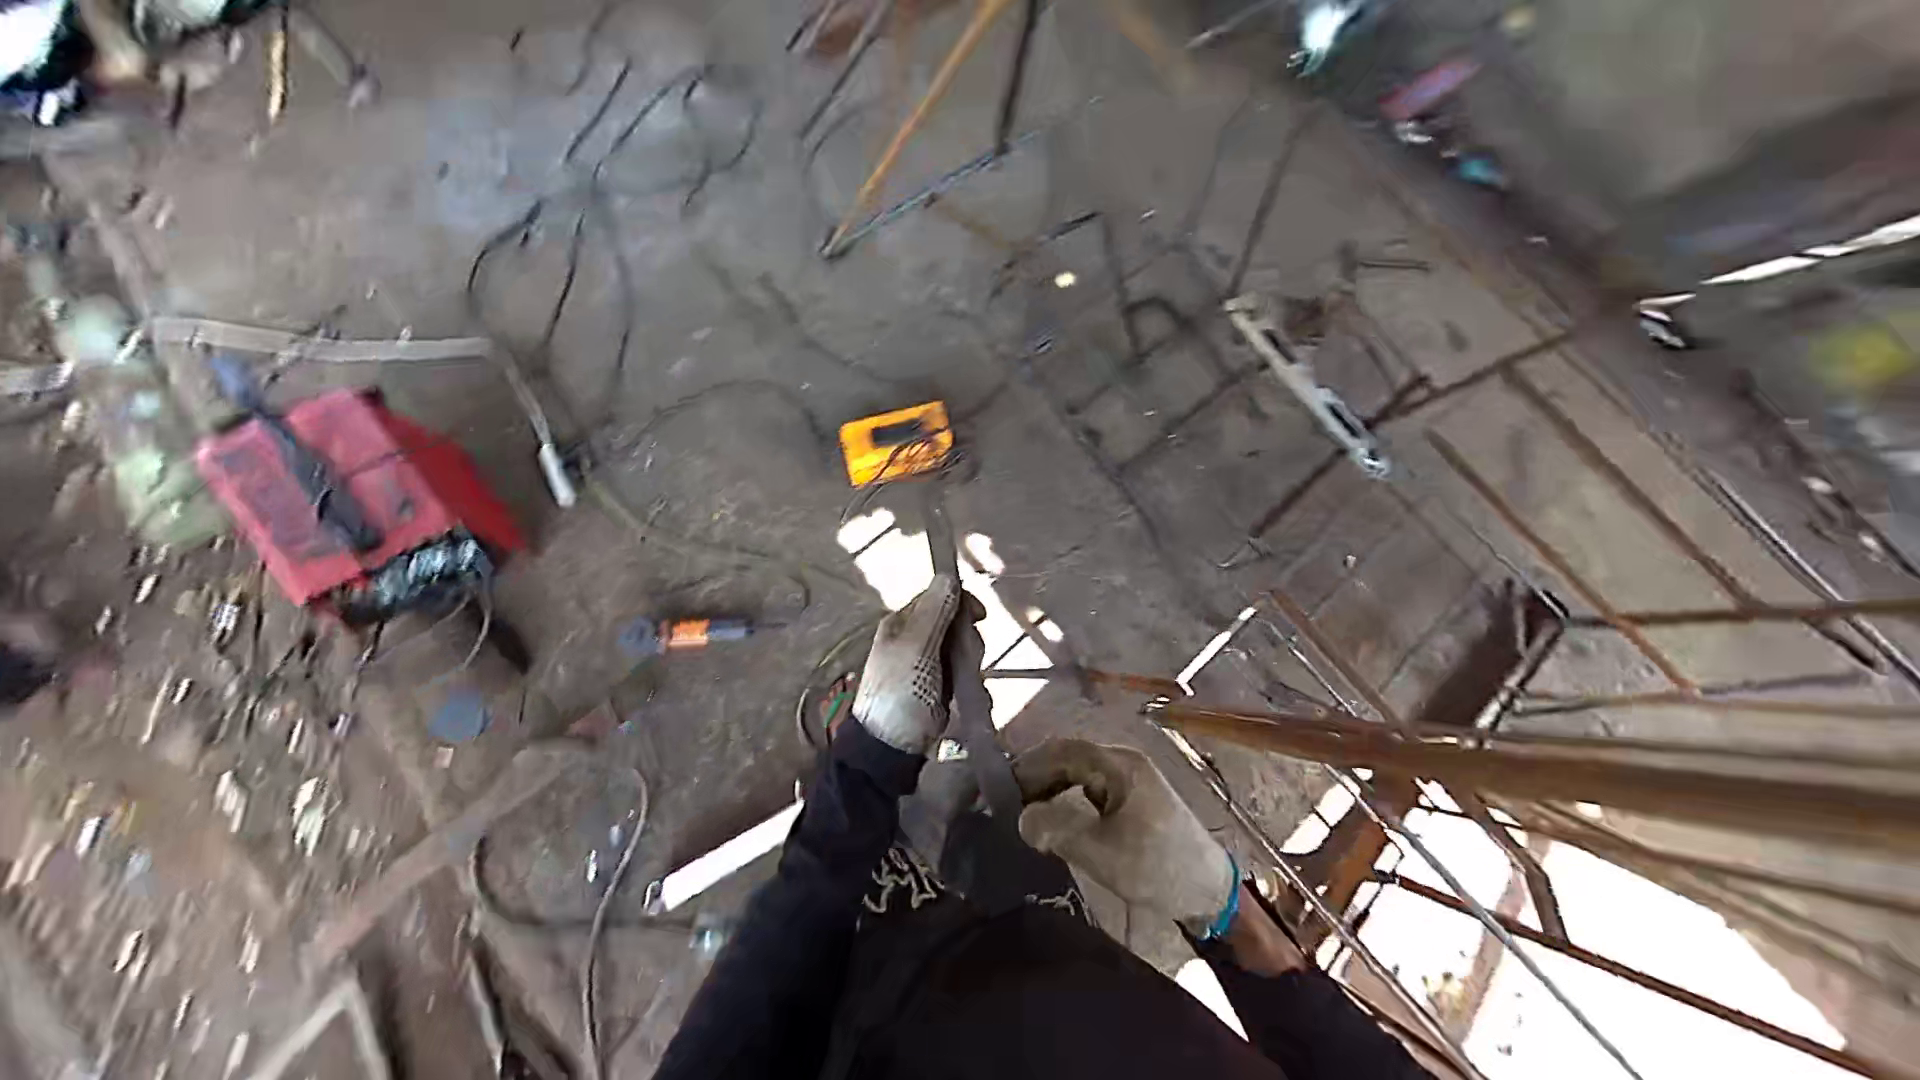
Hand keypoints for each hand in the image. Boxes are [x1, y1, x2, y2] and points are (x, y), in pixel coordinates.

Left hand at [851, 575, 962, 753]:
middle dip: (966, 638)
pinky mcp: (941, 686)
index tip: (979, 616)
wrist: (892, 746)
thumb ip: (933, 612)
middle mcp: (915, 639)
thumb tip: (948, 575)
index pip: (938, 597)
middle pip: (956, 623)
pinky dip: (969, 681)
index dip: (960, 602)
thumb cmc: (899, 692)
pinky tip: (967, 692)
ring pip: (963, 648)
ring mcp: (928, 664)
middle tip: (964, 657)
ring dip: (970, 662)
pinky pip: (964, 672)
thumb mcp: (915, 647)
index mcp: (902, 623)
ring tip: (963, 680)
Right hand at [1013, 739, 1236, 935]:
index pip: (1062, 750)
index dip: (1029, 766)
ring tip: (1023, 807)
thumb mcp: (1101, 852)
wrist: (1211, 892)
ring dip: (1050, 785)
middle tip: (1005, 799)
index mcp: (1118, 765)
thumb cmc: (1158, 868)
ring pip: (1078, 771)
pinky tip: (1053, 814)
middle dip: (1036, 775)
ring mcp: (1130, 778)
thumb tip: (1022, 817)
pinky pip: (1090, 785)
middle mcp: (1123, 762)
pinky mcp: (1133, 797)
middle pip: (1069, 757)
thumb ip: (1056, 830)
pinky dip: (1066, 795)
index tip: (1000, 788)